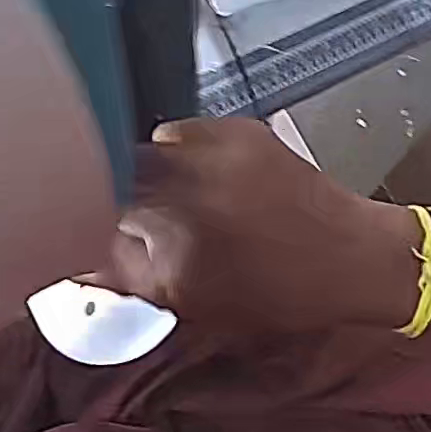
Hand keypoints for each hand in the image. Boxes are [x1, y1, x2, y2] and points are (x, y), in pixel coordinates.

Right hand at [103, 118, 419, 332]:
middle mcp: (185, 177)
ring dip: (144, 173)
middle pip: (115, 172)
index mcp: (171, 228)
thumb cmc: (275, 295)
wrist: (350, 256)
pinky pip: (183, 133)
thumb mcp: (195, 302)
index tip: (92, 236)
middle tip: (129, 221)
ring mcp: (213, 145)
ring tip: (169, 200)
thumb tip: (80, 265)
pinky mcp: (238, 128)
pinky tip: (199, 178)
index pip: (97, 211)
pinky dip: (178, 154)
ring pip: (147, 149)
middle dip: (111, 195)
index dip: (88, 223)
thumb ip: (129, 279)